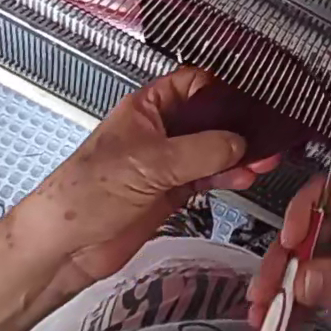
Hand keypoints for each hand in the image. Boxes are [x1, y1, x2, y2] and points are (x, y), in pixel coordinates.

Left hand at [16, 67, 279, 285]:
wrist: (66, 247)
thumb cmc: (84, 193)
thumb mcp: (149, 162)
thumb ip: (199, 150)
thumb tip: (237, 142)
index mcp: (146, 109)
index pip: (191, 84)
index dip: (221, 86)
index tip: (250, 95)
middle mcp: (158, 131)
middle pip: (207, 118)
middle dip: (236, 124)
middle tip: (264, 131)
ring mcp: (166, 163)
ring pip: (211, 150)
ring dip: (237, 153)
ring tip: (262, 156)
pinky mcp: (170, 192)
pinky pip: (207, 178)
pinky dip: (227, 177)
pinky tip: (244, 176)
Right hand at [247, 176, 330, 330]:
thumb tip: (302, 277)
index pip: (326, 194)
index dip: (302, 210)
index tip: (289, 239)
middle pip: (303, 232)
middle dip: (281, 259)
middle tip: (268, 285)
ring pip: (299, 262)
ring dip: (278, 285)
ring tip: (266, 310)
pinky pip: (304, 288)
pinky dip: (289, 304)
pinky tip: (279, 320)